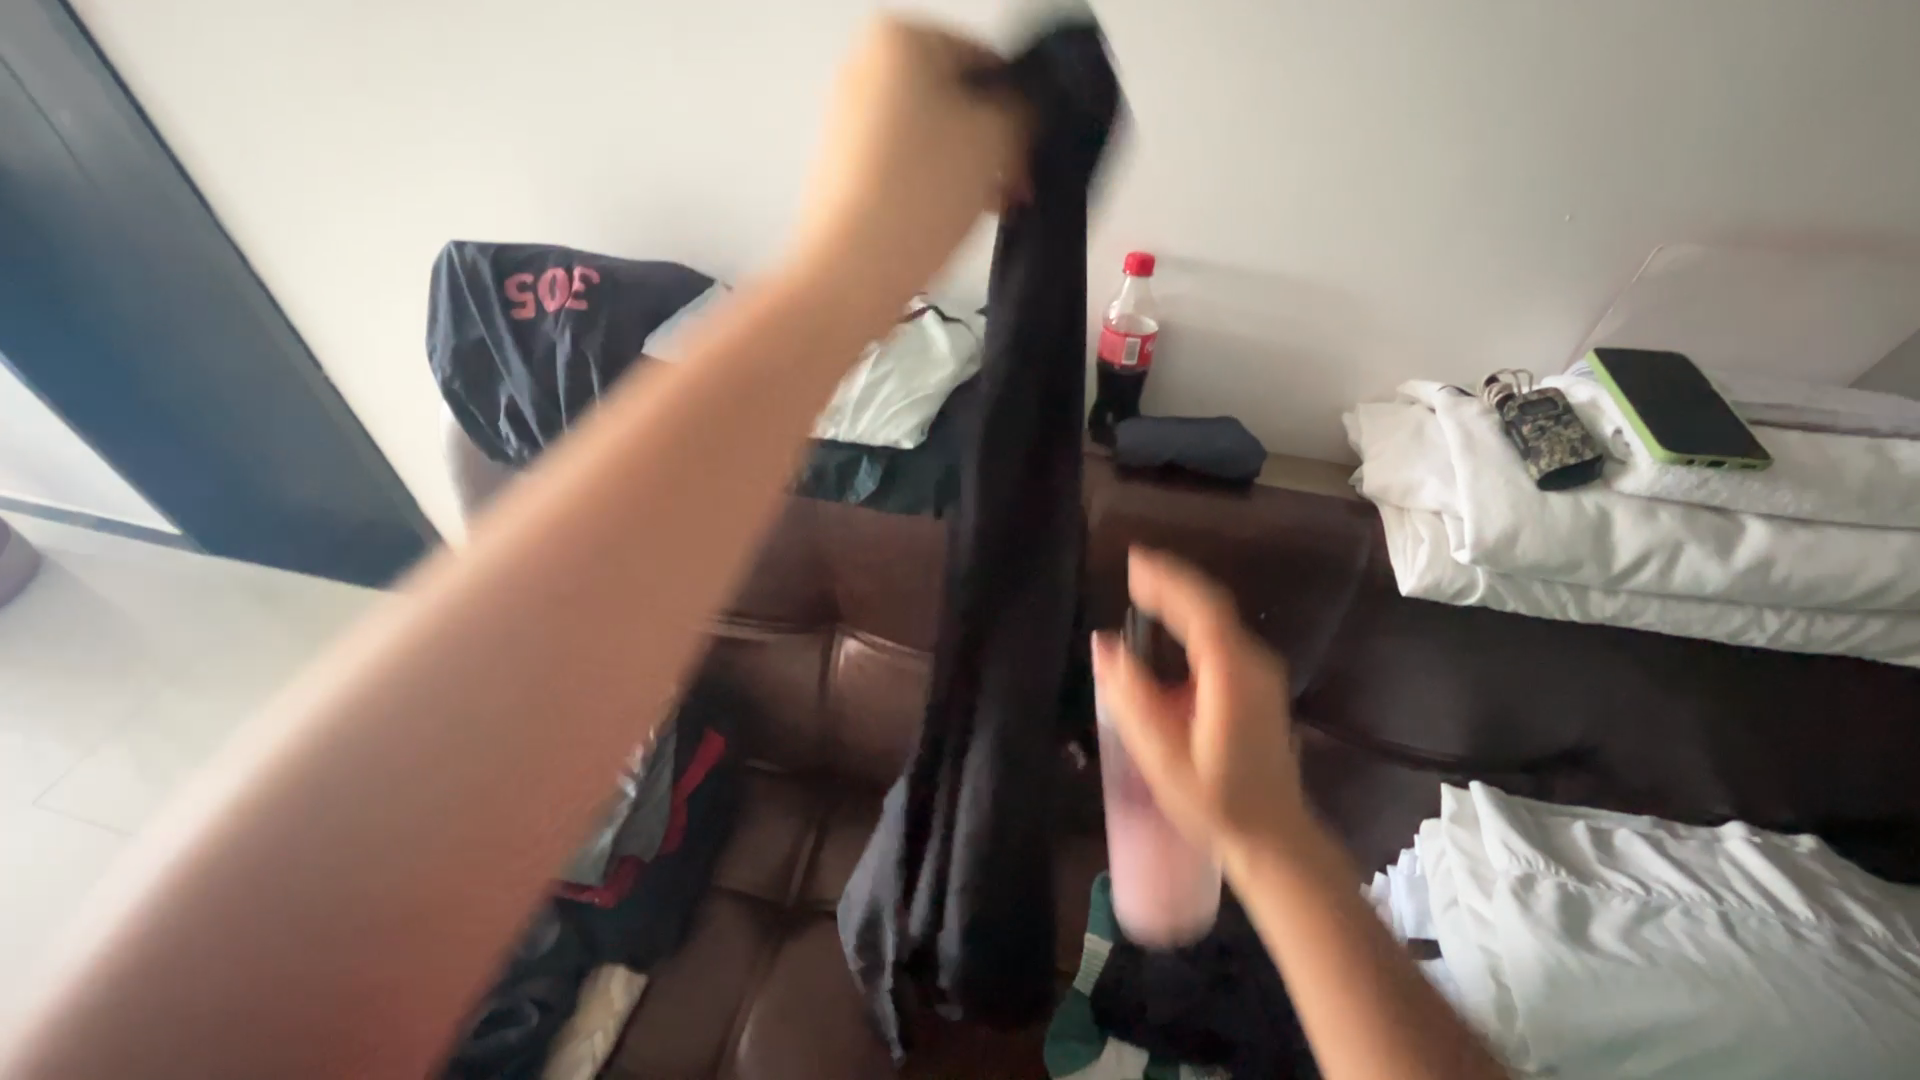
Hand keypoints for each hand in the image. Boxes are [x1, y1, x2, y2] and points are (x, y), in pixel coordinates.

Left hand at [785, 17, 1025, 315]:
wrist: (853, 272)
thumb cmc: (921, 196)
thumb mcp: (997, 139)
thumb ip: (1024, 111)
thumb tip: (1025, 112)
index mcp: (901, 40)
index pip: (987, 62)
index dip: (1022, 110)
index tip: (1035, 154)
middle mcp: (866, 69)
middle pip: (958, 103)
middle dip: (994, 147)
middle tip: (1018, 187)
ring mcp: (850, 122)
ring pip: (935, 140)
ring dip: (972, 173)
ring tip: (991, 210)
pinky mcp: (846, 173)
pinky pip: (908, 171)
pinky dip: (936, 190)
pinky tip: (954, 221)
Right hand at [1092, 548, 1314, 863]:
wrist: (1273, 835)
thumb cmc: (1215, 802)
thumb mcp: (1162, 755)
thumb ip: (1131, 696)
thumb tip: (1103, 645)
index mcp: (1232, 675)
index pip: (1199, 609)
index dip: (1166, 579)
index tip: (1132, 562)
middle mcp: (1253, 664)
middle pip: (1211, 605)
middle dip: (1171, 580)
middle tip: (1133, 565)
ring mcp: (1260, 673)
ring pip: (1218, 618)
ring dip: (1181, 598)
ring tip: (1143, 585)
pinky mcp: (1258, 684)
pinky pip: (1221, 636)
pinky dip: (1192, 619)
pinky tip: (1169, 623)